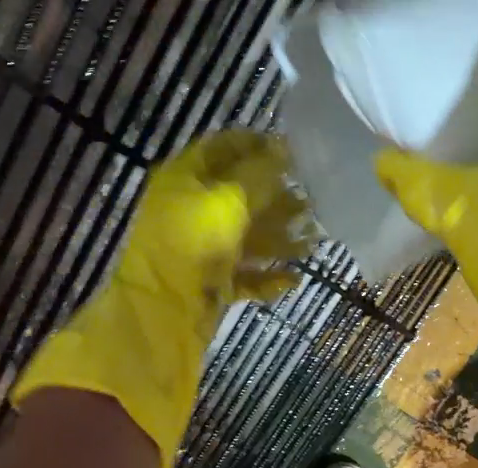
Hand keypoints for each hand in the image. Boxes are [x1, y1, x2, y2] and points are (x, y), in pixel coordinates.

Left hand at [12, 131, 310, 467]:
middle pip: (242, 195)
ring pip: (248, 237)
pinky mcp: (211, 283)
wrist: (163, 313)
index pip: (227, 146)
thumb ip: (260, 175)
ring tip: (315, 243)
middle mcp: (192, 209)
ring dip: (281, 239)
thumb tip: (284, 151)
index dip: (261, 145)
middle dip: (279, 198)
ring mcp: (201, 249)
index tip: (296, 153)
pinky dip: (267, 276)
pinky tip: (294, 280)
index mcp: (186, 177)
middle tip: (315, 202)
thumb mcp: (229, 201)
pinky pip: (244, 275)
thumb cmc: (192, 246)